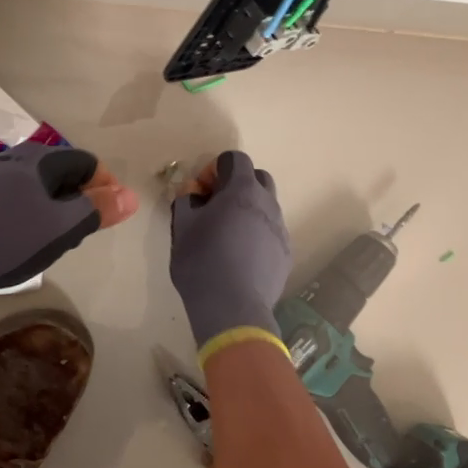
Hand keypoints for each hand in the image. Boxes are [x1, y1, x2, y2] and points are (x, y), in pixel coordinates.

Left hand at [0, 143, 137, 331]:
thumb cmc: (4, 241)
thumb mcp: (60, 229)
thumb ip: (96, 210)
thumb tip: (130, 196)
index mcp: (36, 160)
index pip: (87, 162)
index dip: (105, 188)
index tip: (106, 220)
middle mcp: (12, 160)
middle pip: (62, 174)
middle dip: (79, 201)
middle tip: (80, 236)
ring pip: (37, 190)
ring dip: (54, 212)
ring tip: (52, 244)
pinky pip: (14, 201)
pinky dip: (29, 218)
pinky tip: (20, 244)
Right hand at [170, 151, 291, 348]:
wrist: (232, 307)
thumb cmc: (201, 262)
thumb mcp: (181, 229)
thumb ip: (186, 203)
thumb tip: (193, 195)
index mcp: (242, 191)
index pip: (236, 159)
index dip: (217, 168)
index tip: (204, 189)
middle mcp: (268, 204)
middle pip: (259, 178)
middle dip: (239, 184)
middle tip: (218, 206)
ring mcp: (281, 229)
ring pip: (268, 207)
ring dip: (250, 210)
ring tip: (229, 235)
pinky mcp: (287, 254)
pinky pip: (272, 233)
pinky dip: (258, 235)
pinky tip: (242, 258)